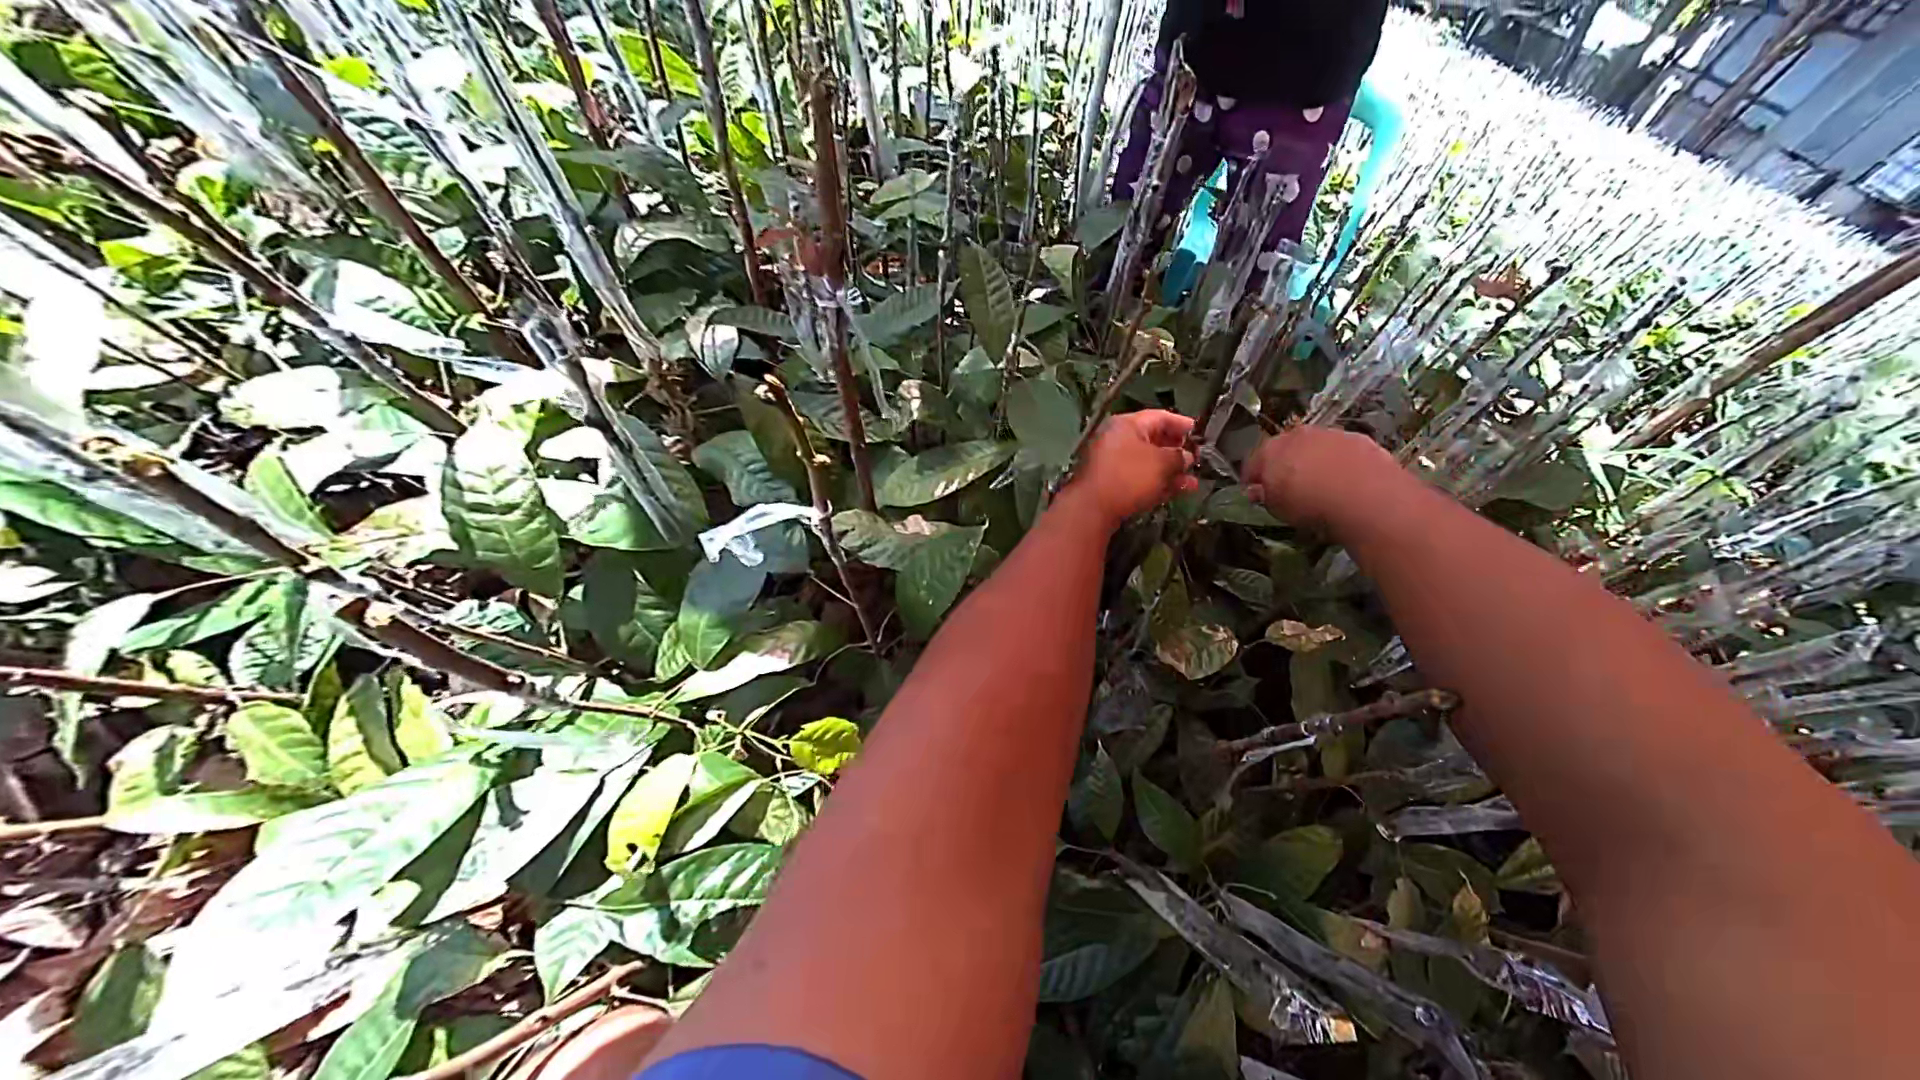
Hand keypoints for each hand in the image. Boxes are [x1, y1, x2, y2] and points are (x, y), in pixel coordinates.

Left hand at [1064, 410, 1198, 528]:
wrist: (1092, 509)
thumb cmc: (1128, 477)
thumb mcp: (1162, 463)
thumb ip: (1179, 457)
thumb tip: (1186, 457)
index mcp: (1126, 425)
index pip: (1160, 416)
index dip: (1182, 424)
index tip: (1198, 432)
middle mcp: (1116, 439)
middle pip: (1153, 439)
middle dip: (1176, 450)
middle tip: (1195, 458)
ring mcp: (1111, 462)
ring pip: (1147, 462)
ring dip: (1169, 470)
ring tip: (1191, 481)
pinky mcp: (1110, 483)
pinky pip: (1138, 477)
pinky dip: (1156, 482)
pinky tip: (1174, 491)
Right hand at [1241, 425, 1402, 530]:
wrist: (1364, 496)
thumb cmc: (1309, 504)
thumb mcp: (1277, 508)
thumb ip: (1264, 496)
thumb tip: (1257, 490)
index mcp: (1271, 450)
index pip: (1253, 463)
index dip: (1253, 478)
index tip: (1256, 492)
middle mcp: (1299, 435)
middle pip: (1286, 448)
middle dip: (1285, 464)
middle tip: (1289, 487)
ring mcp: (1331, 434)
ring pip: (1317, 446)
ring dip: (1316, 461)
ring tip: (1322, 485)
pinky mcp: (1361, 439)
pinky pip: (1344, 451)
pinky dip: (1342, 462)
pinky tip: (1347, 482)